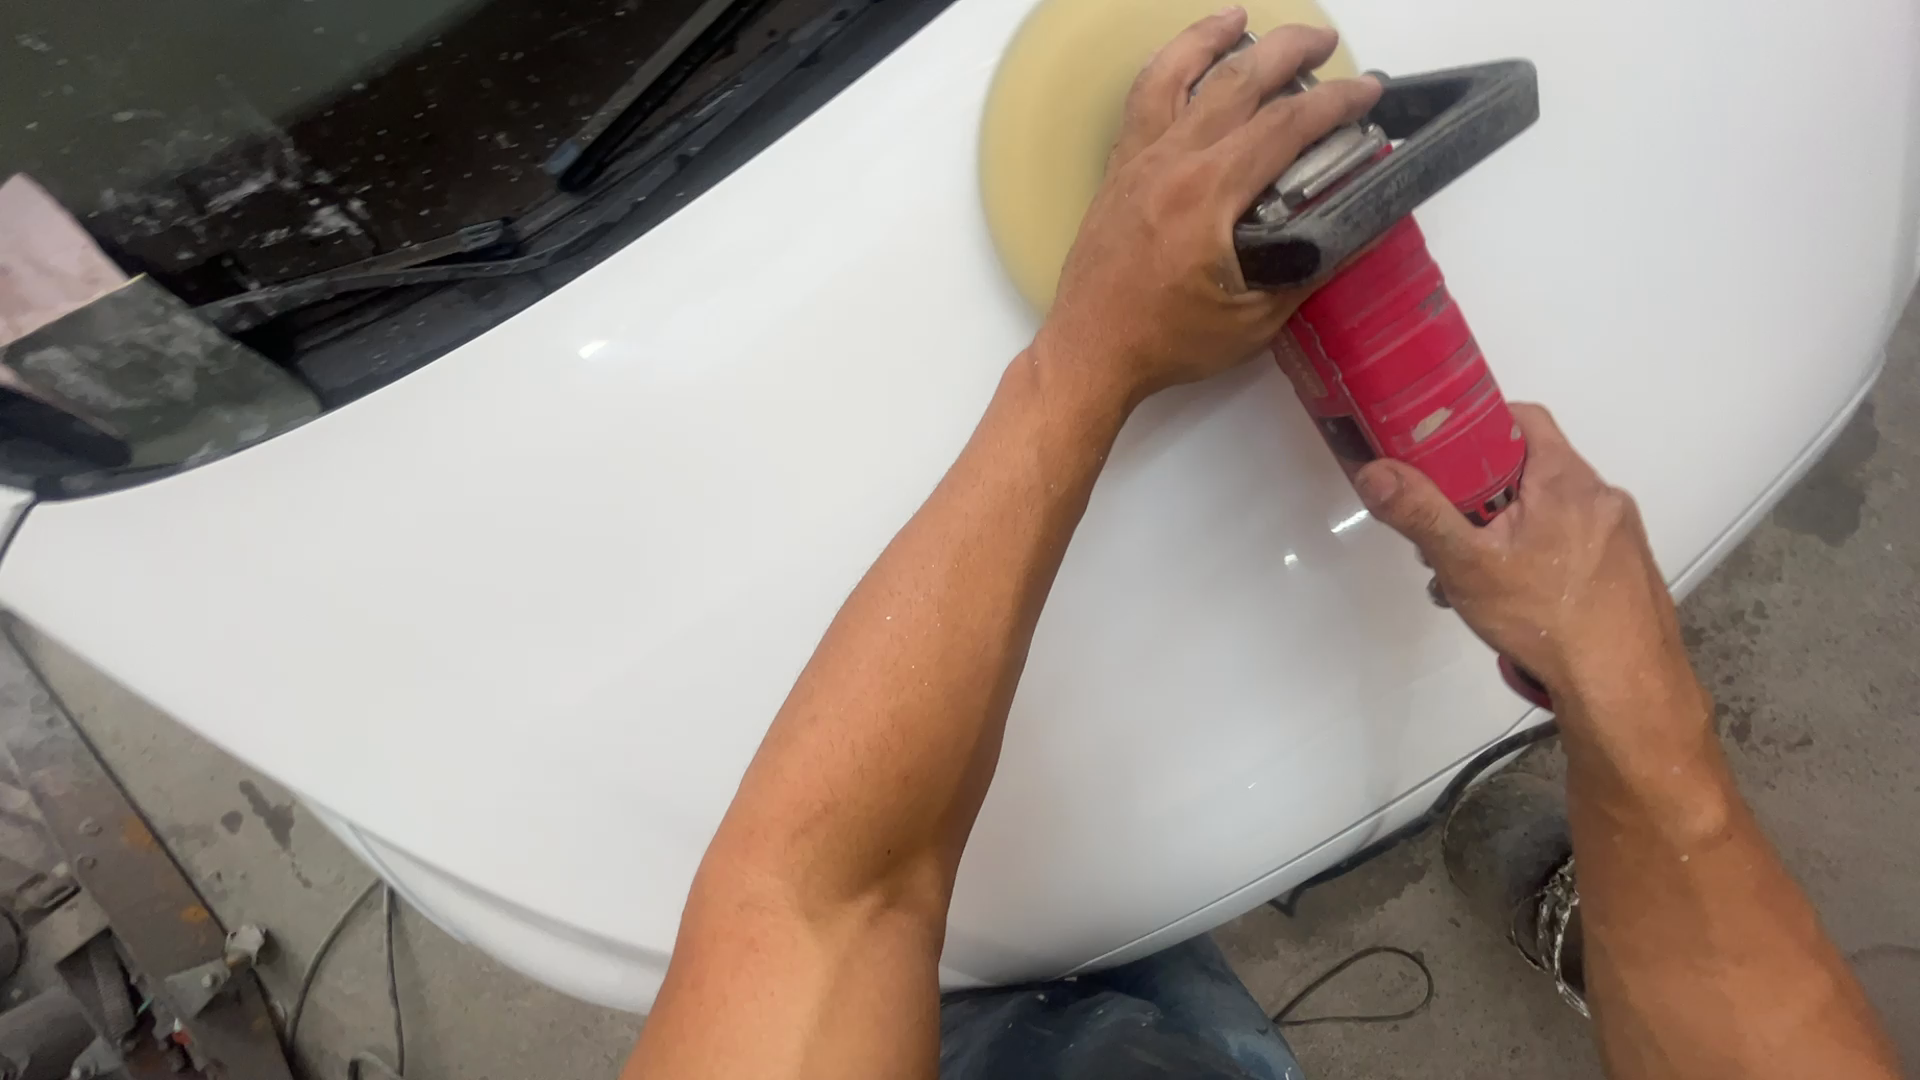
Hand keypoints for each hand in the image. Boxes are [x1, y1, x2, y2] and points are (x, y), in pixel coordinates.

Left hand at [1034, 12, 1381, 405]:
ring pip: (1170, 77)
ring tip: (1237, 20)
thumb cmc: (1163, 344)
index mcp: (1207, 194)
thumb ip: (1306, 274)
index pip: (1285, 125)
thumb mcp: (1251, 320)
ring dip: (1208, 39)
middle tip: (1322, 42)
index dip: (1335, 103)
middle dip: (1288, 50)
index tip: (1368, 93)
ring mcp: (1133, 167)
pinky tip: (1177, 75)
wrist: (1089, 356)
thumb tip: (1351, 238)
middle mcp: (1168, 164)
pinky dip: (1162, 76)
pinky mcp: (1112, 180)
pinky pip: (1137, 109)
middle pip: (1235, 81)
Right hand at [1352, 406, 1697, 711]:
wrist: (1622, 687)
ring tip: (1463, 573)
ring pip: (1539, 509)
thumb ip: (1418, 513)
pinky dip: (1524, 553)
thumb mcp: (1466, 563)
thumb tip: (1373, 471)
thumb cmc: (1545, 617)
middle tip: (1437, 527)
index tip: (1432, 451)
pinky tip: (1502, 594)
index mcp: (1566, 479)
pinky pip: (1560, 540)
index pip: (1519, 419)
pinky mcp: (1619, 565)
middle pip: (1523, 468)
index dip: (1472, 426)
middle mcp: (1599, 495)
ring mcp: (1615, 532)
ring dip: (1494, 530)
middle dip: (1471, 493)